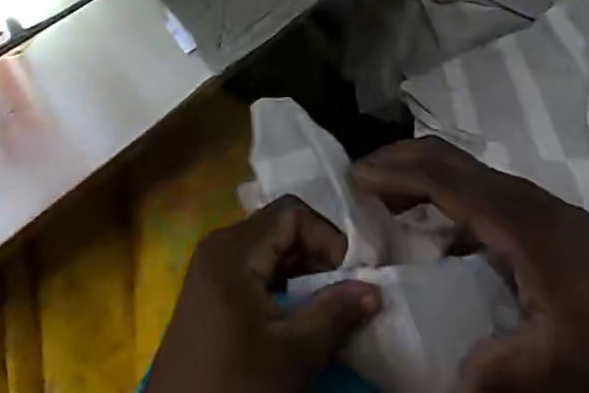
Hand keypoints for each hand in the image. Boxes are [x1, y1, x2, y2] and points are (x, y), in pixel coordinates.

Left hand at [146, 196, 383, 392]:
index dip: (328, 238)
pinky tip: (303, 315)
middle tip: (350, 296)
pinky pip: (257, 266)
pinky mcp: (213, 285)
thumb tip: (375, 287)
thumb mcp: (293, 355)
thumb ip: (334, 315)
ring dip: (305, 272)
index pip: (291, 212)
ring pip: (271, 246)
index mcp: (233, 248)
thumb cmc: (236, 383)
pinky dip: (285, 283)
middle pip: (280, 226)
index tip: (354, 279)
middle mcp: (220, 243)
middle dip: (320, 255)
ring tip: (332, 309)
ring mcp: (213, 263)